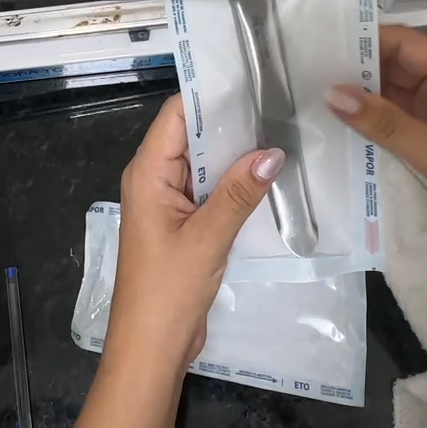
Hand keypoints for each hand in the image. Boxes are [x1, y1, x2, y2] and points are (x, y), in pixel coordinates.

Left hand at [108, 95, 284, 370]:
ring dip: (234, 152)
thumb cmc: (168, 289)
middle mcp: (155, 177)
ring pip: (202, 162)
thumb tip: (273, 152)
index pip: (176, 115)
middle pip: (190, 134)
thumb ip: (239, 193)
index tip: (247, 78)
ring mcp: (169, 200)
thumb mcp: (208, 238)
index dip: (208, 94)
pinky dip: (233, 180)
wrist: (150, 349)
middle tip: (274, 101)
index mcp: (148, 171)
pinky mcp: (183, 221)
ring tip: (278, 129)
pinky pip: (208, 188)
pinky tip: (266, 174)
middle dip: (228, 120)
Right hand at [323, 27, 426, 290]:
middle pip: (396, 67)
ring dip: (359, 97)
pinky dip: (371, 124)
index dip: (362, 39)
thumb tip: (329, 92)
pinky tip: (337, 126)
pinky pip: (397, 125)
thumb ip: (385, 123)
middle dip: (354, 68)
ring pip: (393, 97)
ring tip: (310, 92)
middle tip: (302, 69)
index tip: (315, 42)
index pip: (405, 43)